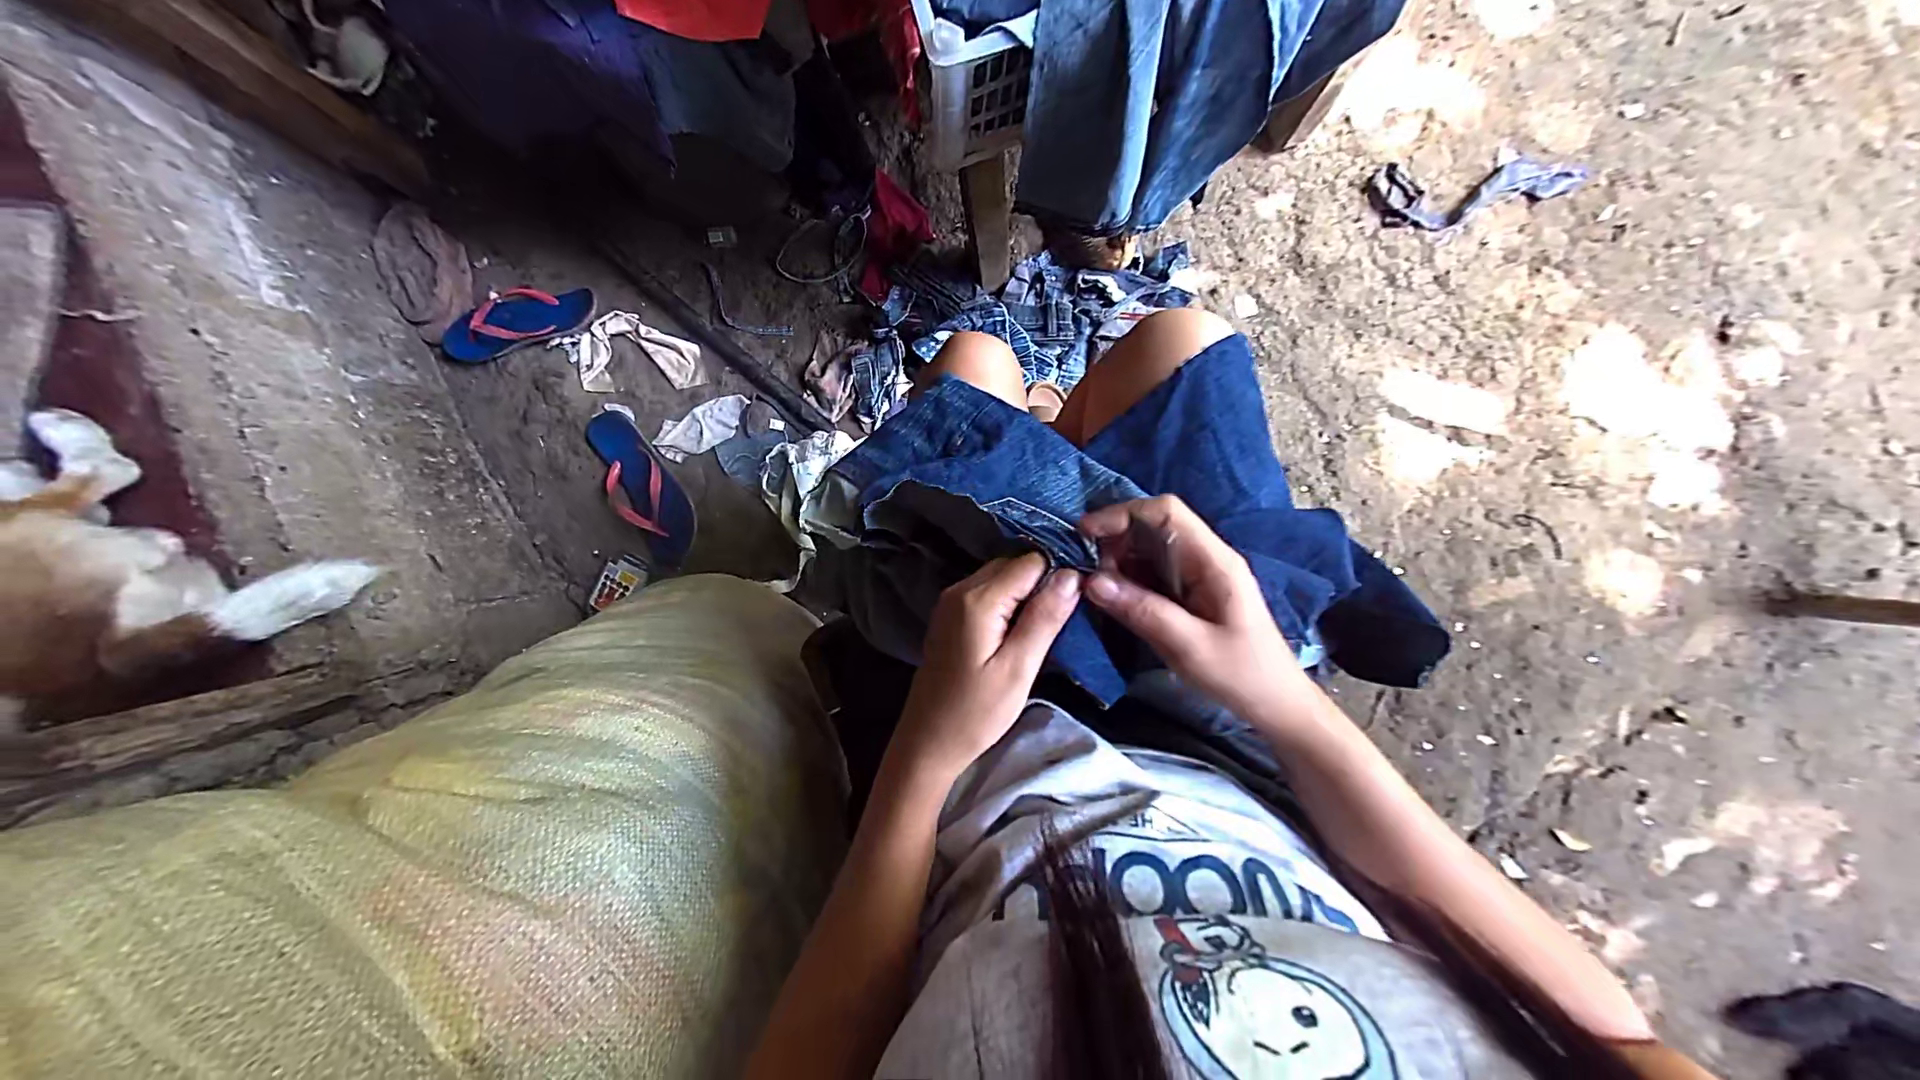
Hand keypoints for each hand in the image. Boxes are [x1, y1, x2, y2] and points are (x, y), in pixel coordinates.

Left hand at [891, 553, 1081, 778]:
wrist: (928, 742)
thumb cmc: (975, 713)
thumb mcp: (1018, 669)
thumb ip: (1044, 618)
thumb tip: (1073, 575)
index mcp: (976, 599)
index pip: (1030, 562)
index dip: (1059, 574)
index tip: (1082, 597)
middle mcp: (959, 589)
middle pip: (1014, 565)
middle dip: (1044, 582)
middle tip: (1068, 615)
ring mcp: (950, 602)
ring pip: (1001, 577)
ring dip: (1027, 593)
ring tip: (1048, 624)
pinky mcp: (950, 616)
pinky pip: (987, 593)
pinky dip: (1009, 602)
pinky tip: (1021, 630)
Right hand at [1079, 496, 1305, 718]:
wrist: (1276, 704)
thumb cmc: (1241, 675)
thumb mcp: (1189, 647)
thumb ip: (1142, 611)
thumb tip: (1092, 581)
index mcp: (1214, 561)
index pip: (1166, 512)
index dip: (1122, 513)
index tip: (1085, 533)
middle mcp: (1205, 558)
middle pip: (1154, 525)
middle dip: (1115, 538)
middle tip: (1088, 570)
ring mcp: (1198, 574)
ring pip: (1150, 548)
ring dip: (1118, 559)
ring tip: (1096, 586)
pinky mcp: (1189, 592)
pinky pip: (1152, 571)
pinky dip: (1127, 577)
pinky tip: (1113, 597)